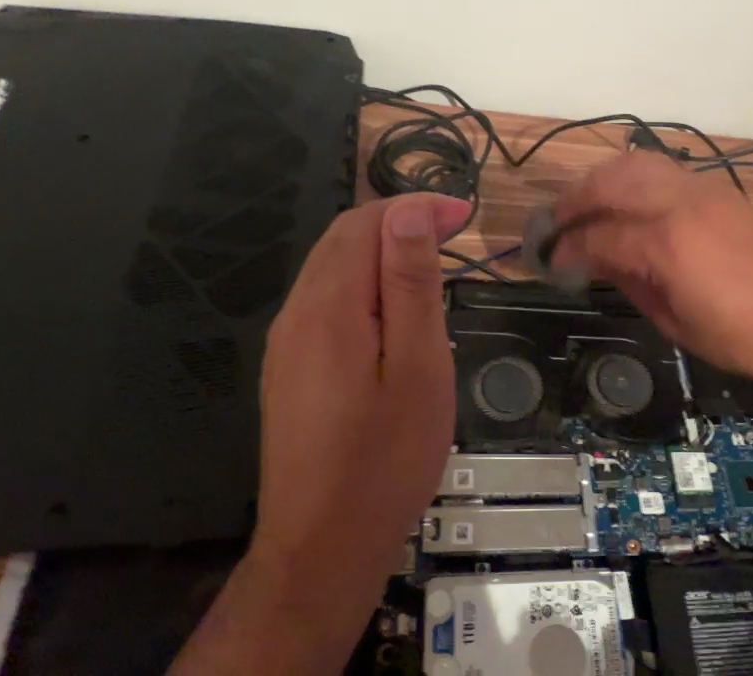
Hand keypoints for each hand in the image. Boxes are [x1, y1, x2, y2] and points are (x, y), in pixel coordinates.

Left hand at [172, 193, 467, 675]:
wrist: (322, 546)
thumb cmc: (385, 457)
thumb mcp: (418, 367)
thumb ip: (410, 285)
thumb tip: (408, 213)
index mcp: (330, 306)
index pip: (367, 223)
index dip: (416, 207)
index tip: (465, 214)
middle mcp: (297, 312)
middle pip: (343, 238)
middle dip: (398, 221)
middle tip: (453, 232)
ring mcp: (287, 343)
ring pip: (331, 267)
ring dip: (380, 250)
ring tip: (431, 264)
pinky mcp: (288, 369)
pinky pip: (324, 300)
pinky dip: (362, 282)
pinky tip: (392, 309)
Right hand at [549, 152, 752, 386]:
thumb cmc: (740, 336)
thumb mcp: (674, 322)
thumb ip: (629, 282)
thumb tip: (597, 262)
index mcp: (665, 244)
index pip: (598, 235)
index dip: (567, 248)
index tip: (550, 260)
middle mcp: (679, 204)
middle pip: (609, 183)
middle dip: (574, 201)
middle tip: (555, 224)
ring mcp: (702, 190)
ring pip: (637, 164)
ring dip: (602, 179)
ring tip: (586, 203)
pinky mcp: (719, 189)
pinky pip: (665, 170)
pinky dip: (635, 176)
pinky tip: (627, 198)